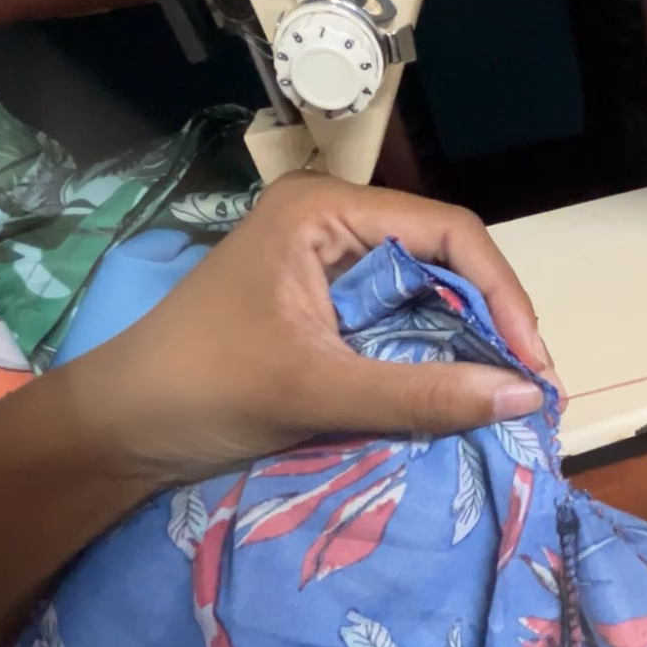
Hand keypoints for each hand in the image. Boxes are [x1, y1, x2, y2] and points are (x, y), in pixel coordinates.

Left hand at [60, 175, 556, 485]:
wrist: (116, 435)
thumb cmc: (201, 391)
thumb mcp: (315, 390)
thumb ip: (422, 394)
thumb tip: (527, 396)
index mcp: (326, 211)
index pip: (449, 231)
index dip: (501, 291)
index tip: (529, 358)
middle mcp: (341, 225)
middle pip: (449, 259)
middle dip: (496, 319)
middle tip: (530, 380)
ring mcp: (339, 264)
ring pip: (435, 292)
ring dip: (475, 340)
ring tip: (510, 387)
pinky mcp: (338, 305)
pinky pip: (411, 321)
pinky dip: (444, 355)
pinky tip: (466, 388)